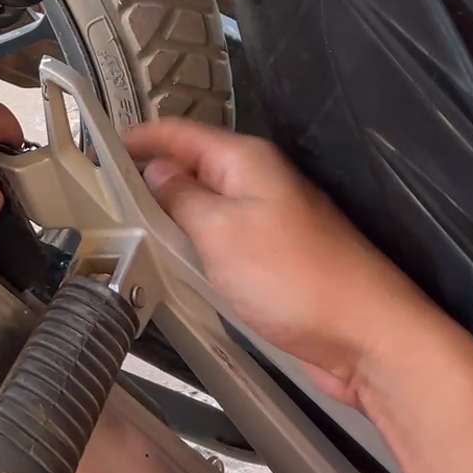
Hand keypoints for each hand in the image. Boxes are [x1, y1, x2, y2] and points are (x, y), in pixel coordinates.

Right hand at [126, 119, 446, 407]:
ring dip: (171, 214)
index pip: (178, 132)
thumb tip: (156, 175)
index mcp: (246, 160)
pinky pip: (221, 235)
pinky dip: (195, 242)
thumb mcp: (220, 232)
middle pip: (190, 166)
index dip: (137, 138)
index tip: (100, 147)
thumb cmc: (300, 280)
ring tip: (131, 228)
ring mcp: (268, 218)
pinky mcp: (274, 254)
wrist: (372, 340)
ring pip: (204, 203)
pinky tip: (176, 260)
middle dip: (150, 177)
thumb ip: (181, 198)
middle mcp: (258, 181)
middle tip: (105, 194)